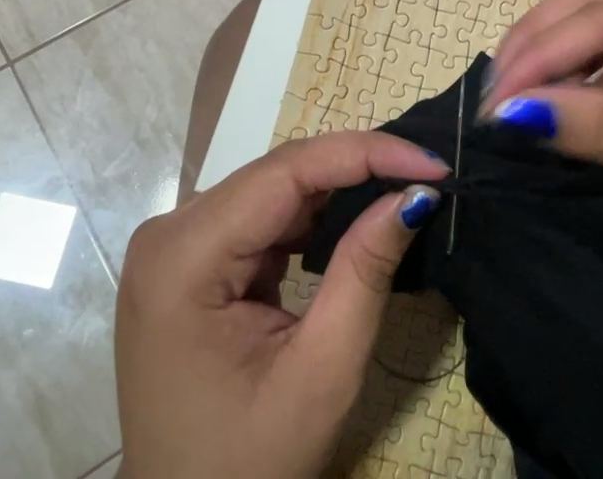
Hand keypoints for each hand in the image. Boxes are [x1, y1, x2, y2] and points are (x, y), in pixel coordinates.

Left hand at [115, 132, 447, 477]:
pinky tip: (355, 221)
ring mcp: (175, 245)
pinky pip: (260, 218)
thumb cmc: (249, 459)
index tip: (433, 164)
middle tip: (427, 176)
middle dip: (356, 167)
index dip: (364, 154)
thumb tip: (415, 194)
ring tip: (402, 190)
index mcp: (183, 257)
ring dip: (338, 190)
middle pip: (276, 175)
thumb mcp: (321, 369)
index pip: (285, 172)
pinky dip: (312, 218)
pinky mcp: (190, 261)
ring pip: (272, 191)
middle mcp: (169, 232)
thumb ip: (365, 271)